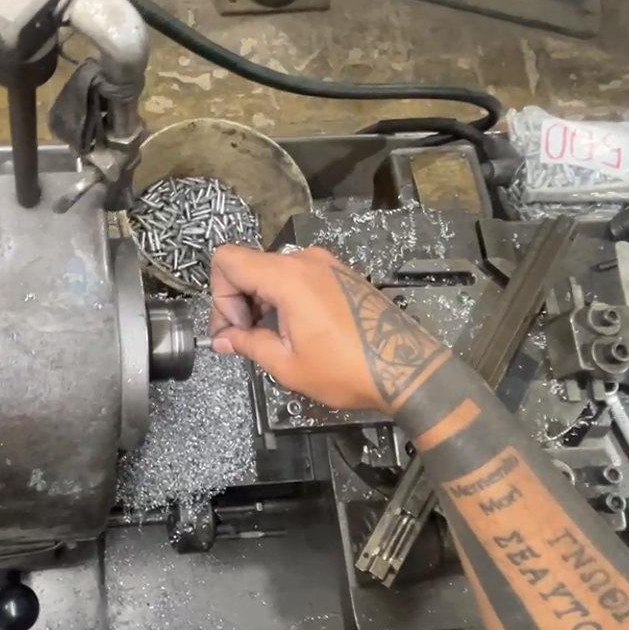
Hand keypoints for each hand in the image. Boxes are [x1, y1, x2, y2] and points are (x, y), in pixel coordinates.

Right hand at [208, 245, 443, 415]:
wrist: (408, 368)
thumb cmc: (348, 369)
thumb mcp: (287, 365)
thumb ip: (248, 344)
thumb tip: (223, 340)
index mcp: (287, 277)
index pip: (228, 260)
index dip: (220, 296)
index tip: (233, 329)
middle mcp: (305, 261)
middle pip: (248, 266)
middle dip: (237, 302)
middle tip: (245, 339)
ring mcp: (325, 265)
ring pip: (271, 271)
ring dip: (260, 302)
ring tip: (271, 338)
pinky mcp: (340, 274)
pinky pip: (296, 277)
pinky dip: (283, 299)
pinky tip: (294, 330)